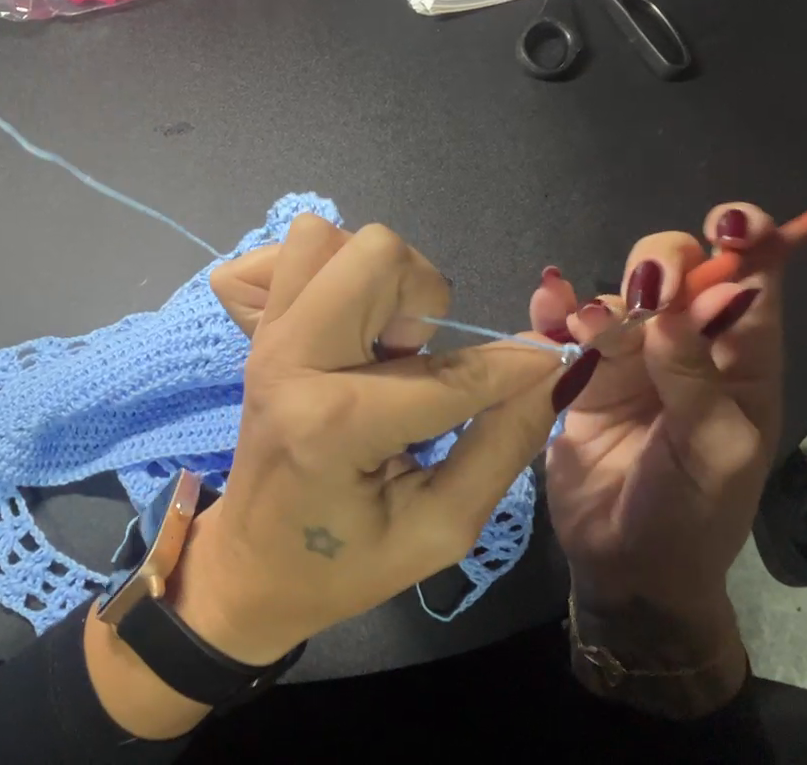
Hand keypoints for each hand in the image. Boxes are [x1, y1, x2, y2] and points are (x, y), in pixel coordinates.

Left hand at [176, 214, 567, 663]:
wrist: (251, 568)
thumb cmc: (346, 563)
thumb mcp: (440, 528)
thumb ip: (504, 444)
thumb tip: (557, 369)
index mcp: (333, 424)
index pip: (448, 372)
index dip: (515, 368)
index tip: (546, 364)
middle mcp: (290, 359)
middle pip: (375, 253)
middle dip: (422, 297)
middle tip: (417, 356)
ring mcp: (263, 337)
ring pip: (323, 237)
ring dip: (371, 277)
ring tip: (378, 340)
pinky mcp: (248, 330)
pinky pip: (273, 256)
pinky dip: (315, 272)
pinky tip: (335, 320)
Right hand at [532, 203, 784, 613]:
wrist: (626, 563)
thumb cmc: (694, 513)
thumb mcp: (717, 454)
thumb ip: (698, 381)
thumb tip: (671, 310)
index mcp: (741, 357)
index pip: (755, 276)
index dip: (750, 238)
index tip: (727, 224)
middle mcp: (686, 343)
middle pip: (679, 268)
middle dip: (663, 265)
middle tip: (647, 295)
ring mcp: (629, 355)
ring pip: (619, 291)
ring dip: (604, 296)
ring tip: (584, 326)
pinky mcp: (580, 371)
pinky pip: (566, 323)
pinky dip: (555, 306)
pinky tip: (548, 303)